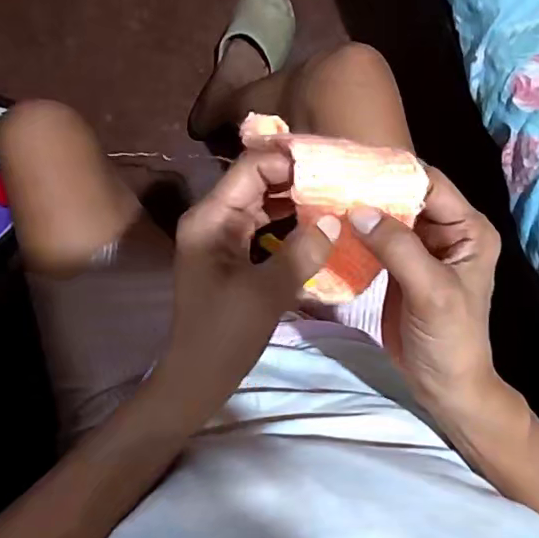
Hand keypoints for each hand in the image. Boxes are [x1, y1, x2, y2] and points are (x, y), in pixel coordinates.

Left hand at [162, 149, 338, 386]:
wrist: (197, 376)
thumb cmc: (224, 333)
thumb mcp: (267, 292)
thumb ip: (301, 252)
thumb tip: (336, 220)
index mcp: (210, 218)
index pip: (251, 168)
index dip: (289, 161)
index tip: (331, 163)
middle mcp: (212, 218)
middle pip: (256, 181)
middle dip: (297, 178)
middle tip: (341, 177)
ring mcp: (221, 236)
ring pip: (262, 203)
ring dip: (295, 200)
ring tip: (337, 196)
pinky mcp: (231, 255)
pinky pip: (262, 226)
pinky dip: (288, 223)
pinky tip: (319, 225)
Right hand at [349, 167, 502, 411]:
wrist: (445, 386)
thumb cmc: (450, 339)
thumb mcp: (431, 291)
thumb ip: (399, 248)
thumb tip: (359, 209)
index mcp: (468, 229)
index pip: (430, 184)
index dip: (393, 172)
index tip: (351, 166)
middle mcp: (447, 231)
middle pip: (405, 195)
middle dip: (371, 188)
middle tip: (329, 180)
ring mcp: (421, 248)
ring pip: (387, 214)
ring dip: (360, 208)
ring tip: (323, 197)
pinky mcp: (399, 265)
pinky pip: (376, 237)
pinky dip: (356, 231)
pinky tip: (330, 226)